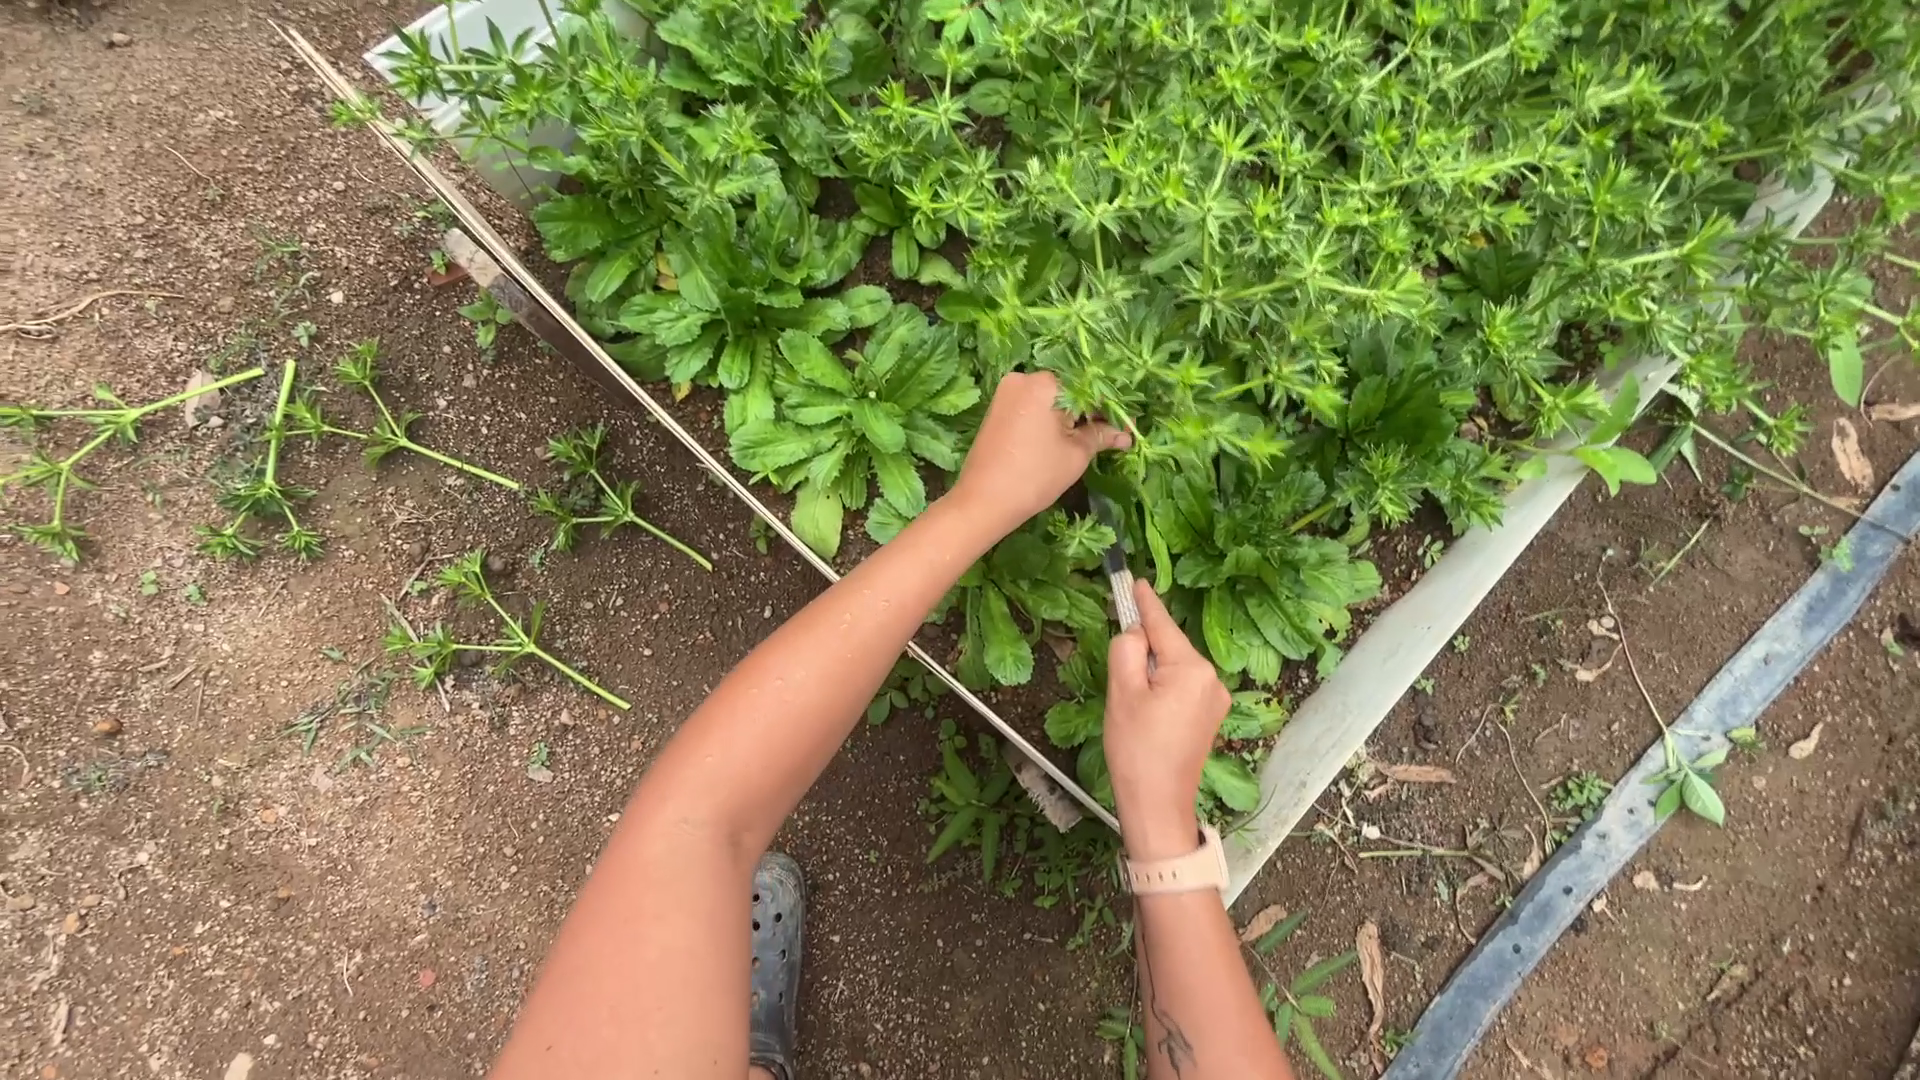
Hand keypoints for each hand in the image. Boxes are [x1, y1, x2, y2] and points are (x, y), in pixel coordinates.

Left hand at [949, 371, 1129, 535]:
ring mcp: (1008, 392)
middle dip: (1093, 412)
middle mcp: (1024, 378)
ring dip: (1073, 415)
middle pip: (1071, 391)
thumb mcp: (1075, 455)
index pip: (1091, 389)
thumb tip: (1125, 434)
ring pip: (1052, 399)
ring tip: (1095, 437)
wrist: (983, 501)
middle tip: (1116, 433)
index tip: (1129, 426)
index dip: (1113, 409)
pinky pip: (1035, 406)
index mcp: (1046, 383)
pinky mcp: (999, 408)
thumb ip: (1101, 436)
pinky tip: (1068, 435)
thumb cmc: (1034, 477)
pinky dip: (1052, 419)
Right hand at [1104, 580, 1230, 858]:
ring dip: (1151, 670)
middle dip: (1143, 648)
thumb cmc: (1135, 748)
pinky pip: (1182, 685)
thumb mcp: (1121, 692)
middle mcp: (1211, 678)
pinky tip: (1145, 709)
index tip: (1134, 579)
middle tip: (1117, 673)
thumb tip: (1135, 633)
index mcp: (1191, 668)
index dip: (1144, 602)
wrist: (1158, 804)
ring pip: (1174, 666)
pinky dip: (1161, 685)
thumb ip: (1126, 650)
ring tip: (1129, 700)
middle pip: (1169, 645)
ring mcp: (1215, 698)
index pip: (1162, 624)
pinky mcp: (1210, 716)